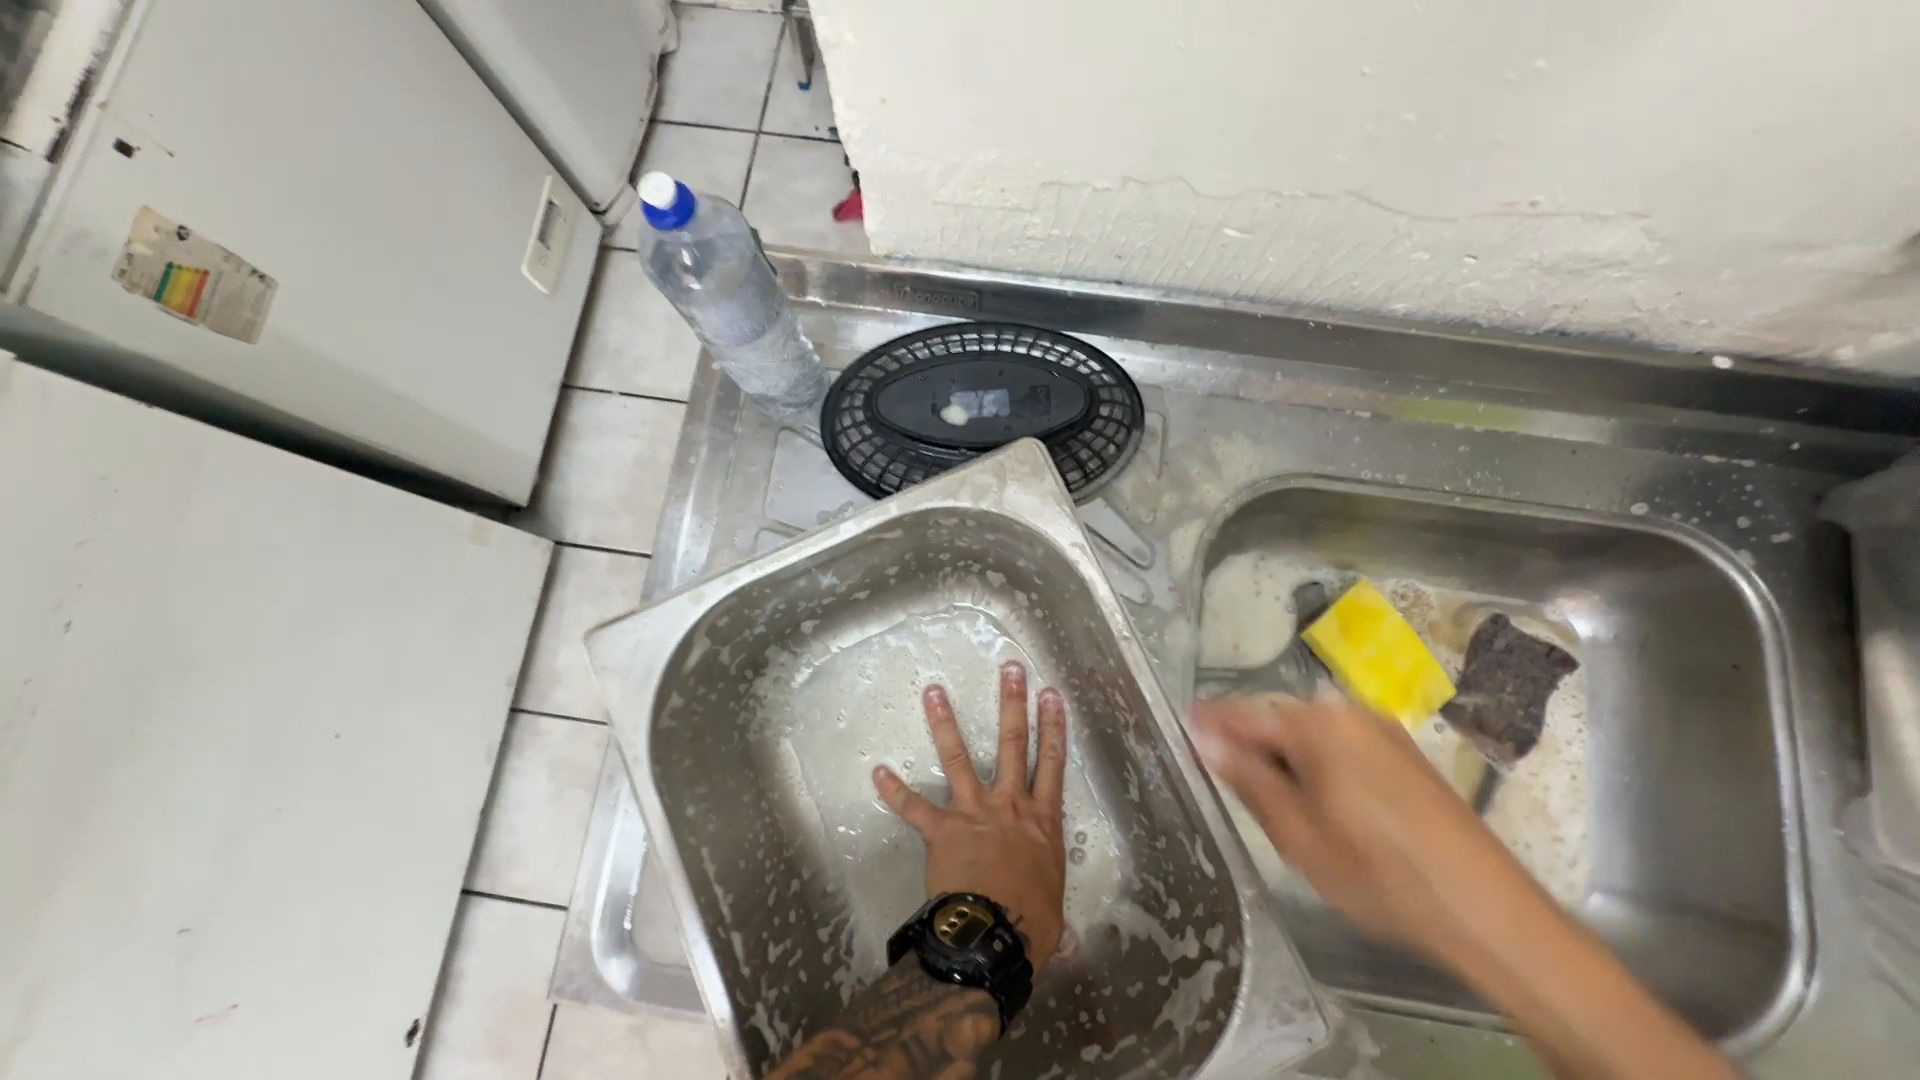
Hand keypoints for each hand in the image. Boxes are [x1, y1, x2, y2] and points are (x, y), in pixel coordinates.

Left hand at [873, 661, 1067, 969]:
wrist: (993, 934)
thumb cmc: (1029, 924)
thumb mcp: (1052, 915)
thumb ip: (1055, 917)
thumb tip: (1066, 945)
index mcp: (1041, 821)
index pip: (1052, 764)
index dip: (1053, 728)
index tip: (1051, 695)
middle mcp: (1010, 805)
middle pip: (1013, 745)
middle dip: (1012, 704)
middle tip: (1009, 668)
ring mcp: (974, 812)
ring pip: (959, 758)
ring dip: (946, 722)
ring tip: (933, 690)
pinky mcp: (942, 828)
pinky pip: (914, 807)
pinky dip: (895, 791)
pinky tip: (877, 772)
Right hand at [1189, 693, 1541, 958]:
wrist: (1485, 907)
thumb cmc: (1378, 873)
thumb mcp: (1297, 834)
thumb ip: (1248, 778)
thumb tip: (1206, 738)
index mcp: (1317, 725)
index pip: (1245, 712)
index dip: (1211, 722)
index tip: (1182, 725)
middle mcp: (1349, 712)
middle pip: (1281, 719)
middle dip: (1251, 743)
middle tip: (1227, 780)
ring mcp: (1382, 730)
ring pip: (1312, 733)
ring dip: (1286, 756)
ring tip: (1274, 800)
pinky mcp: (1405, 752)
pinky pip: (1342, 745)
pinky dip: (1319, 763)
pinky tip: (1321, 802)